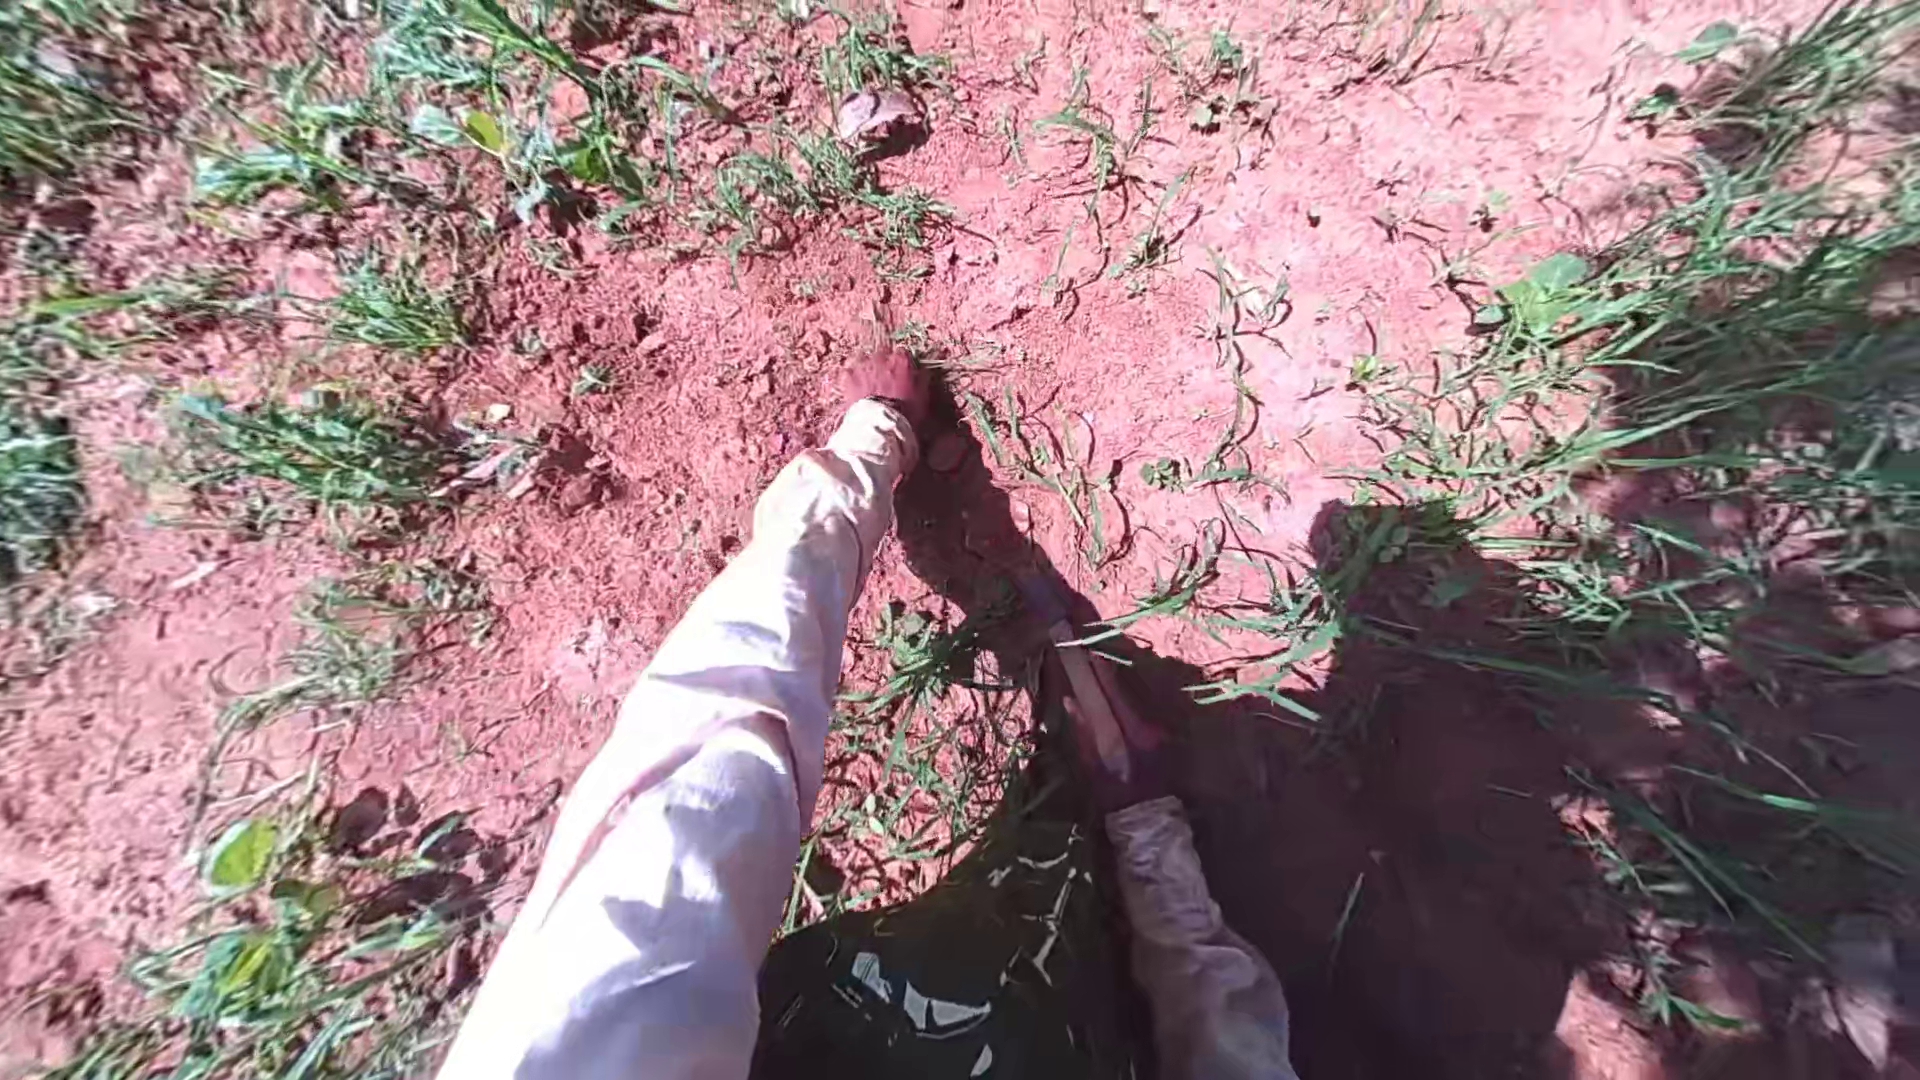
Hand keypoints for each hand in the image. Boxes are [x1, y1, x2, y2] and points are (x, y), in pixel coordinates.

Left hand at [842, 345, 930, 430]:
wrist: (879, 423)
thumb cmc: (903, 413)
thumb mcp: (921, 398)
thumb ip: (921, 381)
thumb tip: (923, 373)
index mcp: (901, 362)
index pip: (903, 354)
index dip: (902, 364)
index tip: (902, 371)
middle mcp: (882, 359)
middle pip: (882, 354)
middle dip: (883, 364)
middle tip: (884, 378)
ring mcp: (864, 366)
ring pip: (864, 360)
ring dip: (867, 369)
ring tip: (869, 383)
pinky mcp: (850, 377)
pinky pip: (849, 372)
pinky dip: (852, 378)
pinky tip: (855, 388)